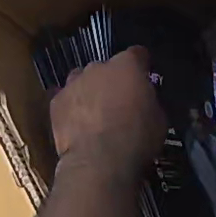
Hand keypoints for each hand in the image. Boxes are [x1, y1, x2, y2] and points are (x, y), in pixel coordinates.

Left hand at [50, 46, 165, 180]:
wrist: (100, 161)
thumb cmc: (137, 139)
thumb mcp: (159, 120)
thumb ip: (150, 101)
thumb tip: (145, 100)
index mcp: (127, 66)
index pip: (137, 54)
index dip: (141, 65)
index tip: (144, 77)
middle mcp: (98, 67)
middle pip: (106, 67)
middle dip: (112, 81)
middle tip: (119, 102)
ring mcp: (73, 83)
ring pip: (81, 80)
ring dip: (89, 91)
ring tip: (94, 113)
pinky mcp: (56, 102)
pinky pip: (65, 99)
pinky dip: (71, 108)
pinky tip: (77, 125)